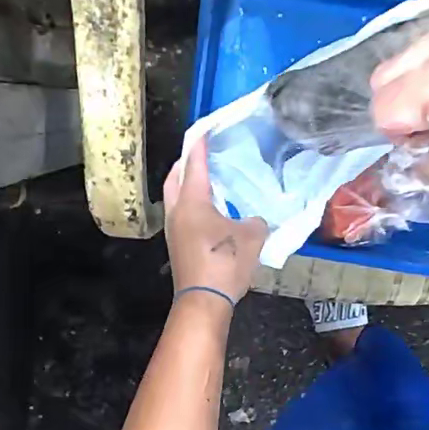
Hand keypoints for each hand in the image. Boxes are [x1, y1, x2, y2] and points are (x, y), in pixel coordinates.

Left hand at [163, 142, 266, 303]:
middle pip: (174, 178)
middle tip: (199, 152)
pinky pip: (180, 214)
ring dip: (185, 184)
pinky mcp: (176, 245)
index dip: (199, 144)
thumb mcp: (252, 236)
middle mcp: (176, 211)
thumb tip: (253, 220)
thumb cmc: (226, 262)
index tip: (203, 129)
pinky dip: (189, 203)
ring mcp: (173, 230)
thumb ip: (255, 220)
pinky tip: (206, 209)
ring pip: (174, 197)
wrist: (204, 300)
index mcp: (192, 201)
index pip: (194, 164)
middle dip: (185, 162)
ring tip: (205, 178)